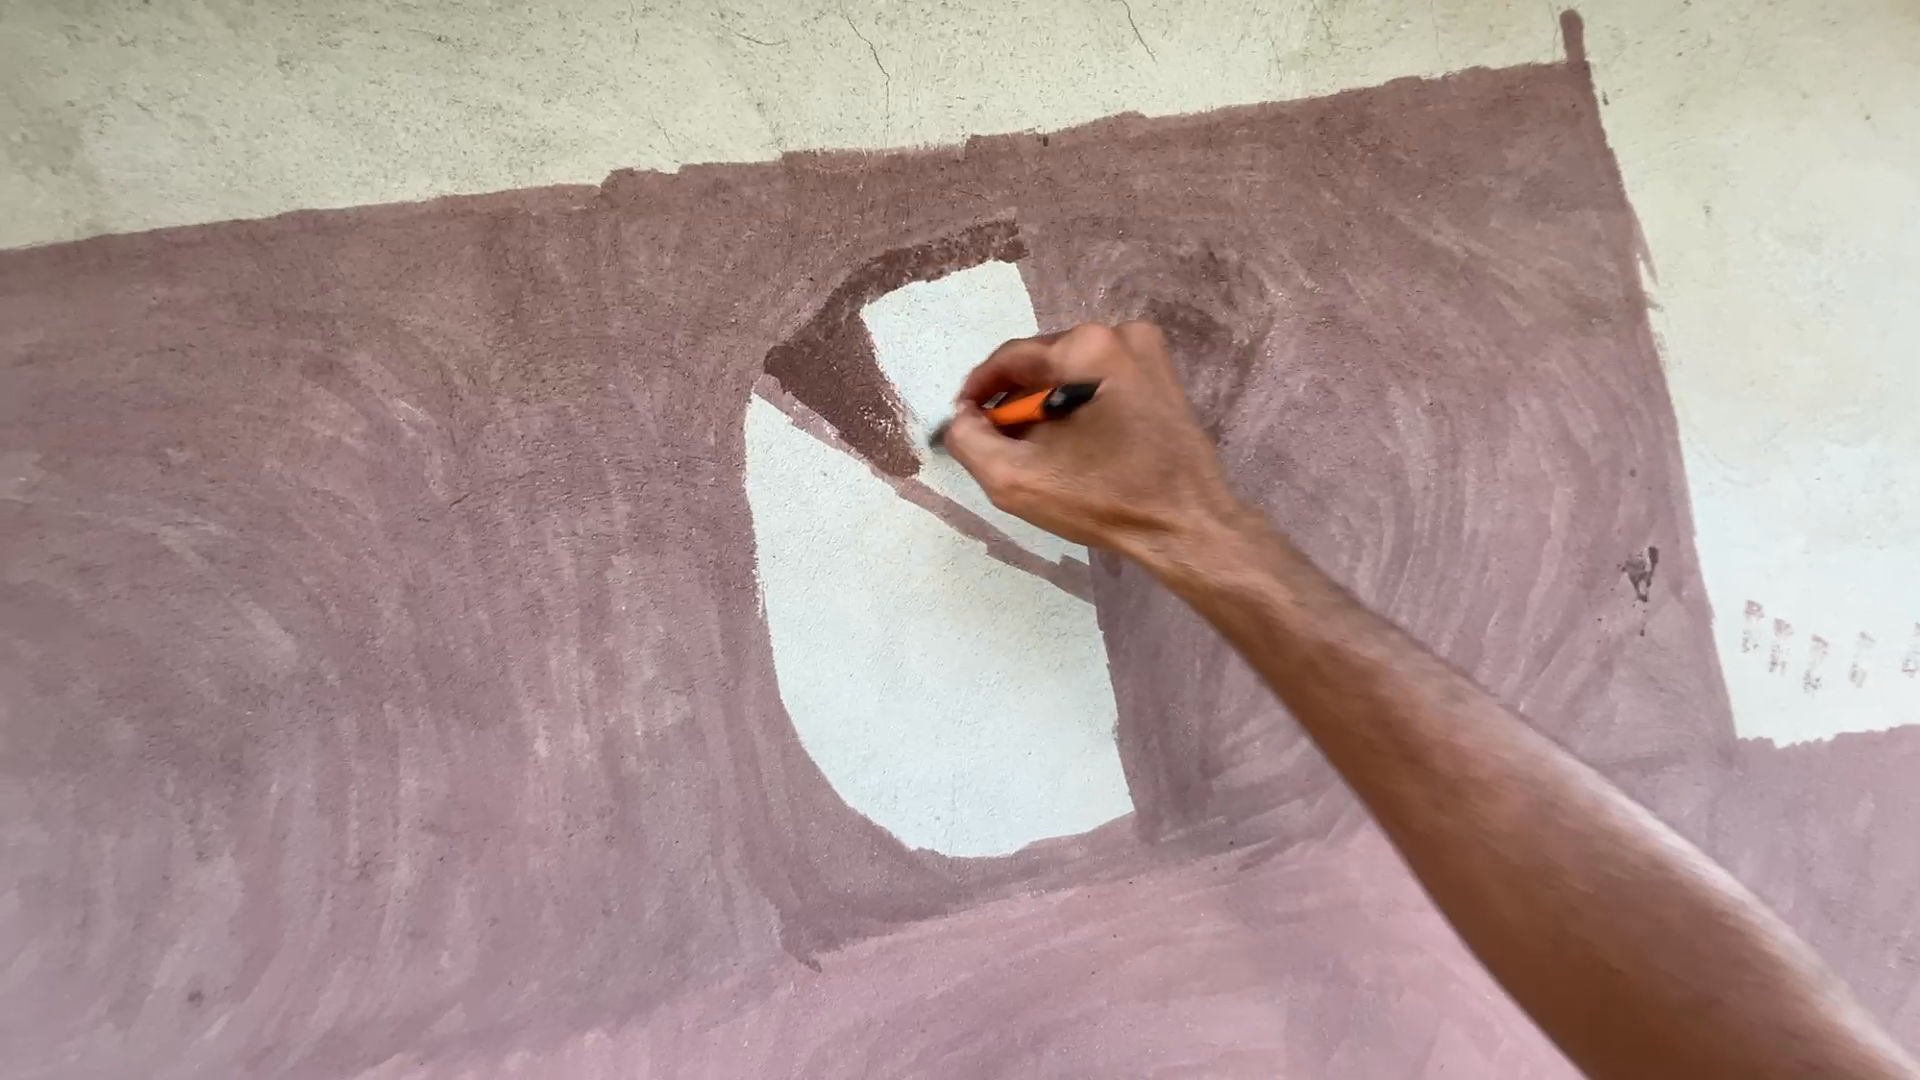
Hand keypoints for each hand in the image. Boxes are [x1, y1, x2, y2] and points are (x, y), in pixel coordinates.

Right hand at [942, 322, 1243, 569]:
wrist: (1185, 526)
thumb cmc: (1101, 501)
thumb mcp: (1014, 478)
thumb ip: (968, 440)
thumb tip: (962, 416)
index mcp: (1083, 348)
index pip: (1008, 359)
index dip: (978, 392)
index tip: (965, 423)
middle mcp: (1118, 334)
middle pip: (1042, 364)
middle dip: (1015, 402)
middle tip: (1002, 444)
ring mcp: (1147, 353)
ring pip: (1071, 374)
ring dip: (1047, 406)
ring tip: (1039, 450)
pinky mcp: (1164, 378)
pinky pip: (1101, 383)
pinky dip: (1079, 407)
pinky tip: (1076, 445)